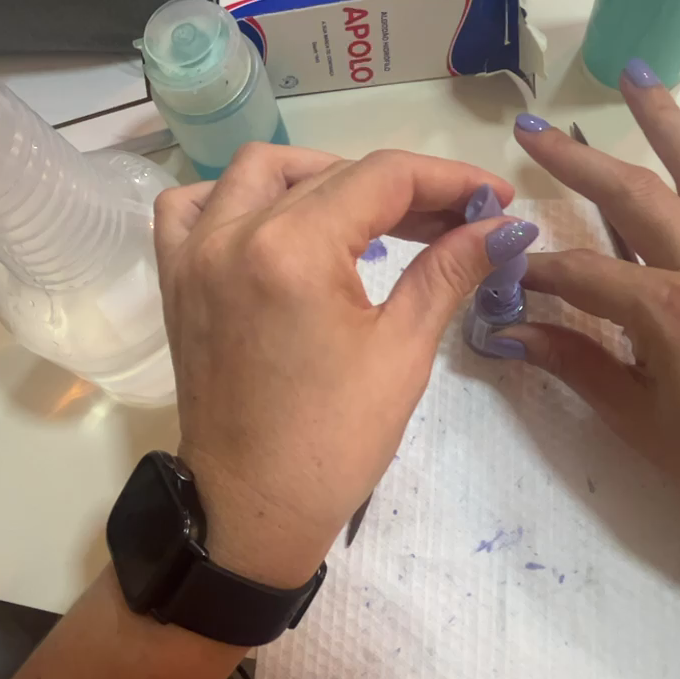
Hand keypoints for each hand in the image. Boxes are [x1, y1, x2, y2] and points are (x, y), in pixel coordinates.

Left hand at [154, 144, 532, 587]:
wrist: (252, 506)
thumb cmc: (334, 442)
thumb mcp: (402, 351)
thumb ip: (449, 269)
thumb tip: (504, 225)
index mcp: (293, 249)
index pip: (382, 177)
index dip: (449, 179)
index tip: (494, 199)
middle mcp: (233, 233)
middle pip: (330, 173)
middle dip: (400, 189)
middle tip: (450, 220)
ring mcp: (194, 253)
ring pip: (257, 173)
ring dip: (317, 176)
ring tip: (364, 215)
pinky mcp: (176, 277)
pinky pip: (190, 207)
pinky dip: (231, 197)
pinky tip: (270, 218)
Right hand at [501, 66, 679, 518]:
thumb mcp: (632, 416)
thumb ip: (569, 360)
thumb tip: (503, 331)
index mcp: (669, 311)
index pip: (579, 272)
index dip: (532, 272)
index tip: (496, 275)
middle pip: (633, 196)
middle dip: (575, 160)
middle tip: (528, 130)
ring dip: (668, 121)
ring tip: (638, 74)